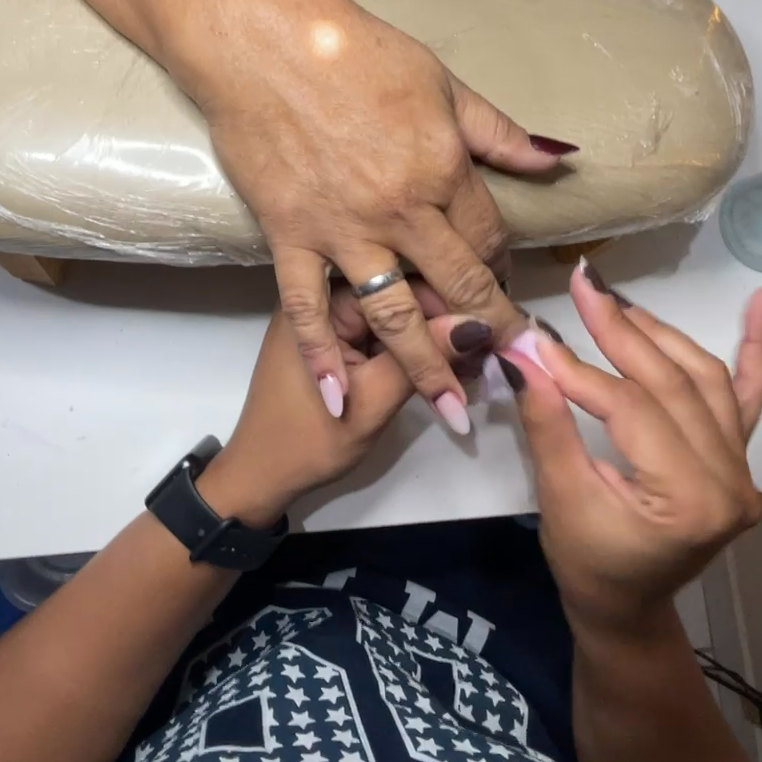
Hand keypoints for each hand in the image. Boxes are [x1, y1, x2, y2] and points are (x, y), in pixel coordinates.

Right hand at [177, 0, 573, 440]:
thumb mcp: (441, 83)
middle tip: (513, 376)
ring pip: (394, 313)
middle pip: (456, 287)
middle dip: (489, 335)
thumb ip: (499, 133)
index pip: (487, 237)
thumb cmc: (356, 53)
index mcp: (443, 170)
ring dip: (427, 368)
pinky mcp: (290, 239)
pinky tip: (337, 398)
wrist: (263, 45)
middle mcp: (400, 212)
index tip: (505, 294)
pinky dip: (321, 354)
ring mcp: (342, 232)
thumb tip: (559, 160)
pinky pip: (307, 308)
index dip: (502, 269)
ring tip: (453, 414)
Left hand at [208, 278, 499, 522]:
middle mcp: (327, 297)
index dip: (454, 306)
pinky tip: (454, 370)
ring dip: (438, 343)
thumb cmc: (309, 442)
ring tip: (480, 366)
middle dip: (449, 326)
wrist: (262, 475)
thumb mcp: (371, 402)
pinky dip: (418, 353)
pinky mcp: (341, 341)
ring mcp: (333, 319)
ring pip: (401, 318)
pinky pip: (387, 336)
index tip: (499, 330)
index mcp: (324, 302)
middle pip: (404, 297)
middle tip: (494, 354)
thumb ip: (421, 361)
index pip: (402, 285)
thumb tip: (480, 324)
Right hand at [500, 260, 761, 640]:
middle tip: (583, 285)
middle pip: (672, 383)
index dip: (579, 370)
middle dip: (622, 329)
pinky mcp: (739, 459)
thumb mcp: (560, 495)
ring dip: (662, 333)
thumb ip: (546, 421)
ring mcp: (744, 468)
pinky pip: (750, 396)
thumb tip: (522, 353)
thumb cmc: (587, 564)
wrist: (625, 606)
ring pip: (705, 378)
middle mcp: (733, 480)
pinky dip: (755, 347)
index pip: (630, 410)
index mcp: (691, 500)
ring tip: (617, 301)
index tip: (535, 337)